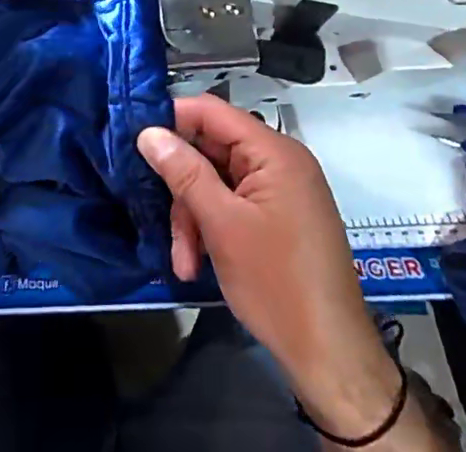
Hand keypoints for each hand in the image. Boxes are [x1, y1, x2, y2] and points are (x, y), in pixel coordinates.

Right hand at [138, 96, 413, 443]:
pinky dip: (211, 229)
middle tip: (164, 224)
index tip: (136, 142)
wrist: (329, 354)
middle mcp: (279, 162)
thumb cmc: (277, 283)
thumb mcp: (221, 225)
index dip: (172, 119)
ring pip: (217, 184)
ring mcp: (279, 191)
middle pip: (211, 152)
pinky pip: (232, 206)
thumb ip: (184, 173)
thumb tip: (148, 132)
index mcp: (274, 152)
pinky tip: (197, 263)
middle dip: (183, 189)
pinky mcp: (277, 217)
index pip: (212, 112)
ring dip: (193, 219)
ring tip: (183, 261)